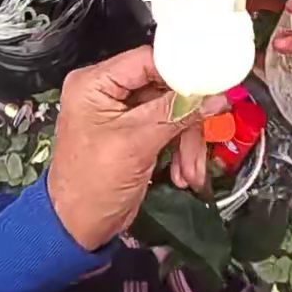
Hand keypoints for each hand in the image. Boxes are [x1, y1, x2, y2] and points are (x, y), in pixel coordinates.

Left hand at [45, 47, 227, 249]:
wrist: (76, 232)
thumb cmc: (92, 185)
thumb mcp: (135, 143)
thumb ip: (175, 114)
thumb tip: (215, 95)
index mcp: (95, 82)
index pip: (148, 60)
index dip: (181, 70)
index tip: (210, 83)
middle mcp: (108, 89)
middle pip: (165, 85)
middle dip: (186, 116)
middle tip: (204, 132)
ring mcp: (124, 110)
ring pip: (172, 107)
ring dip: (187, 140)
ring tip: (191, 170)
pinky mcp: (136, 129)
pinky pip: (169, 125)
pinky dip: (180, 148)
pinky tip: (184, 173)